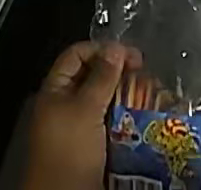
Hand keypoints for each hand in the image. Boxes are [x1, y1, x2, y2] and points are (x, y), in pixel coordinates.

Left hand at [19, 41, 133, 189]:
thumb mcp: (86, 110)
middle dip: (117, 70)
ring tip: (145, 90)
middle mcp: (66, 105)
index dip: (101, 49)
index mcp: (55, 91)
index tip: (128, 54)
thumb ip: (102, 76)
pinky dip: (125, 114)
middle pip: (92, 75)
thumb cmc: (68, 153)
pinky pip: (111, 120)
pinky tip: (141, 112)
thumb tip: (116, 47)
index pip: (77, 54)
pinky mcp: (93, 144)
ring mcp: (79, 126)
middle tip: (140, 71)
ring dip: (124, 92)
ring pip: (104, 98)